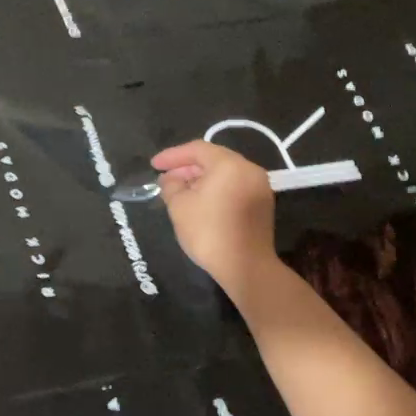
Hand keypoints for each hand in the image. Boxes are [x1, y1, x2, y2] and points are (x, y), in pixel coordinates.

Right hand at [151, 140, 279, 296]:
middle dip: (187, 167)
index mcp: (229, 165)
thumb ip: (171, 186)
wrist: (245, 266)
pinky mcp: (262, 204)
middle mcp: (249, 170)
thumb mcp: (179, 206)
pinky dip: (216, 188)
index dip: (173, 156)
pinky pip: (234, 186)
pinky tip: (200, 201)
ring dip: (201, 179)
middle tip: (166, 178)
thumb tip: (170, 179)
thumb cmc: (208, 232)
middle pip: (214, 159)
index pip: (197, 150)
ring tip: (180, 190)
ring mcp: (259, 187)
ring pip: (225, 174)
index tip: (154, 165)